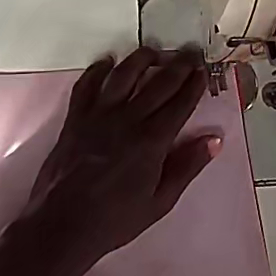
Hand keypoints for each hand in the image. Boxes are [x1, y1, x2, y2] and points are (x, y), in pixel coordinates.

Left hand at [14, 48, 221, 275]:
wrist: (62, 224)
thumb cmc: (114, 219)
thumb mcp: (160, 201)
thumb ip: (187, 166)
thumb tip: (213, 140)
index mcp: (152, 141)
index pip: (180, 103)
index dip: (194, 84)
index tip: (203, 71)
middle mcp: (126, 120)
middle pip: (157, 83)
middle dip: (177, 65)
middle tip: (189, 53)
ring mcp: (98, 116)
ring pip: (123, 75)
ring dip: (140, 59)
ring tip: (152, 52)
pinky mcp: (75, 119)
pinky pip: (87, 85)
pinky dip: (97, 70)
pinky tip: (106, 63)